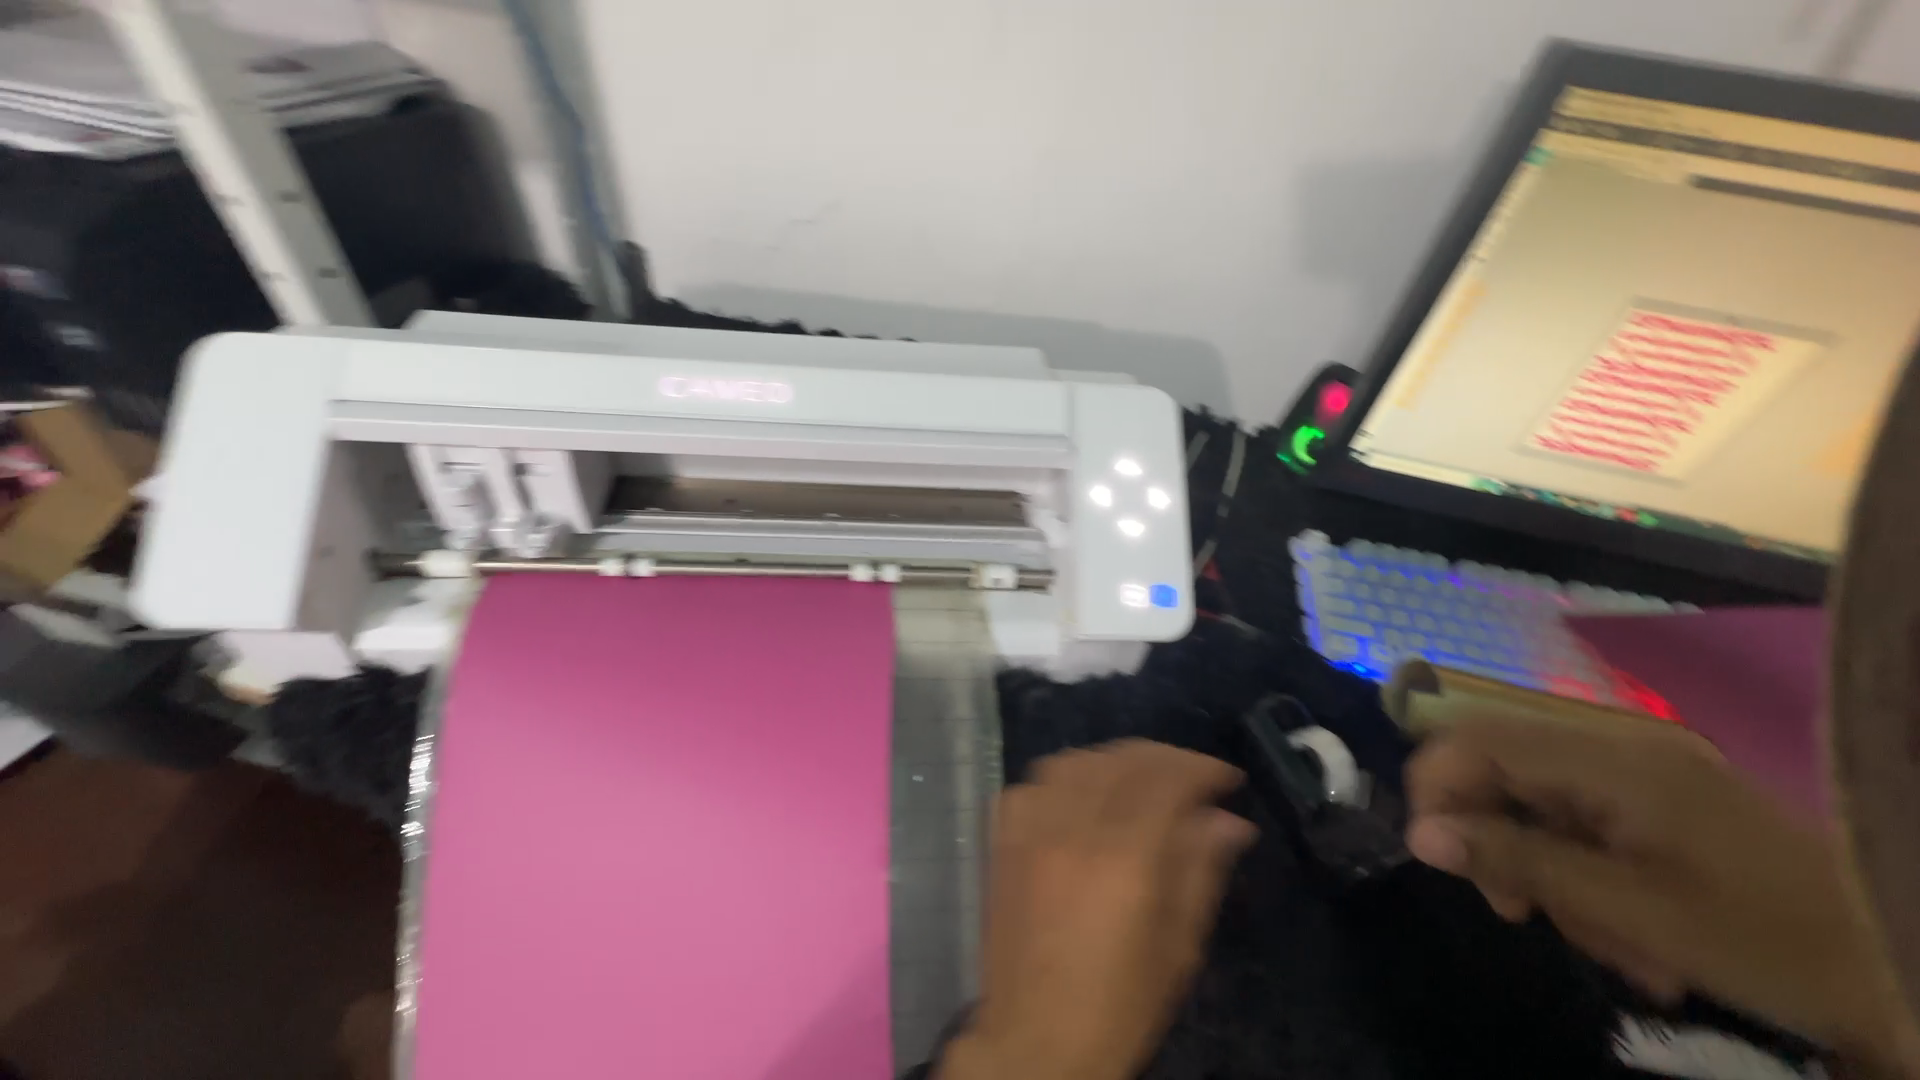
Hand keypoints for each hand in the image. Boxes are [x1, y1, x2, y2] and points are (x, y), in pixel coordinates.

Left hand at [939, 740, 1255, 1079]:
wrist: (1036, 1041)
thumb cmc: (1120, 1004)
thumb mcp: (1179, 946)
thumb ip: (1202, 869)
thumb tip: (1228, 820)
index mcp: (1124, 857)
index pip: (1167, 780)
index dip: (1202, 768)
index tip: (1227, 779)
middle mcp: (1071, 829)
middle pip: (1121, 760)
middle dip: (1165, 758)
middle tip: (1192, 777)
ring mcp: (1027, 831)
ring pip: (1073, 762)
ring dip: (1113, 760)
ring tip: (1140, 779)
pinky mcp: (1000, 842)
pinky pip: (1031, 784)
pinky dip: (1063, 778)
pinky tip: (1081, 796)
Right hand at [1404, 711, 1919, 1075]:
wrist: (1913, 965)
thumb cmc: (1772, 941)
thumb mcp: (1631, 910)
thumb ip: (1516, 860)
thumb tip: (1419, 833)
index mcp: (1611, 759)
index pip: (1477, 739)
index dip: (1437, 787)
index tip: (1436, 854)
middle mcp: (1620, 749)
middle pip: (1502, 770)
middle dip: (1497, 841)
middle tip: (1516, 912)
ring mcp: (1646, 775)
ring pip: (1541, 804)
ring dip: (1548, 871)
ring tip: (1603, 943)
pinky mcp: (1666, 804)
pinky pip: (1586, 823)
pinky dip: (1587, 874)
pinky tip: (1629, 933)